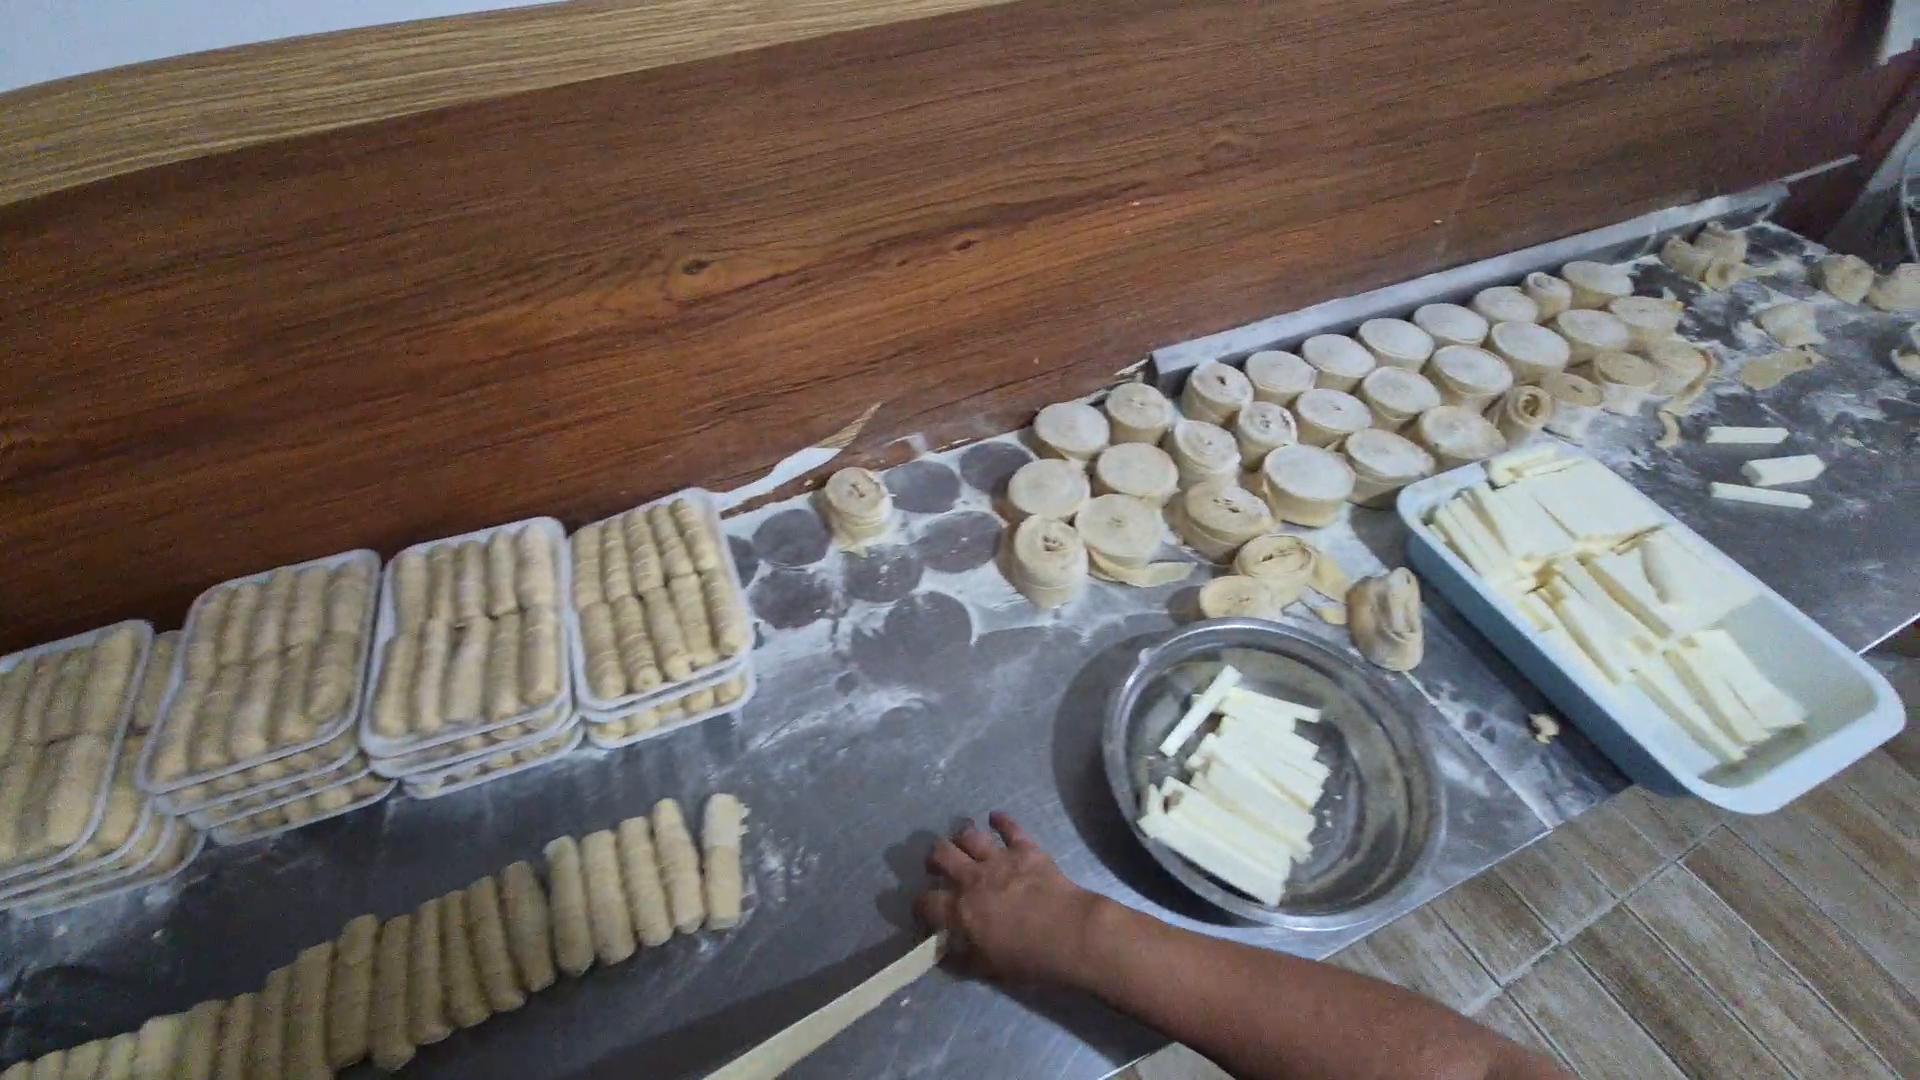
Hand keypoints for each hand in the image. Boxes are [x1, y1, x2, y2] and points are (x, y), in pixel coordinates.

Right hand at [913, 812, 1105, 985]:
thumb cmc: (1029, 959)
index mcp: (961, 911)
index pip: (926, 902)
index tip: (924, 909)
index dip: (920, 906)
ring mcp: (999, 858)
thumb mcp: (989, 970)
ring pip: (969, 835)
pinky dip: (1000, 820)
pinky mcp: (1024, 847)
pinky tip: (995, 818)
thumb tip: (946, 954)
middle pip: (941, 854)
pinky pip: (1008, 826)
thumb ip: (963, 959)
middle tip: (938, 865)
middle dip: (934, 858)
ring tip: (963, 843)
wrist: (1069, 934)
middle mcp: (973, 878)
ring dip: (962, 837)